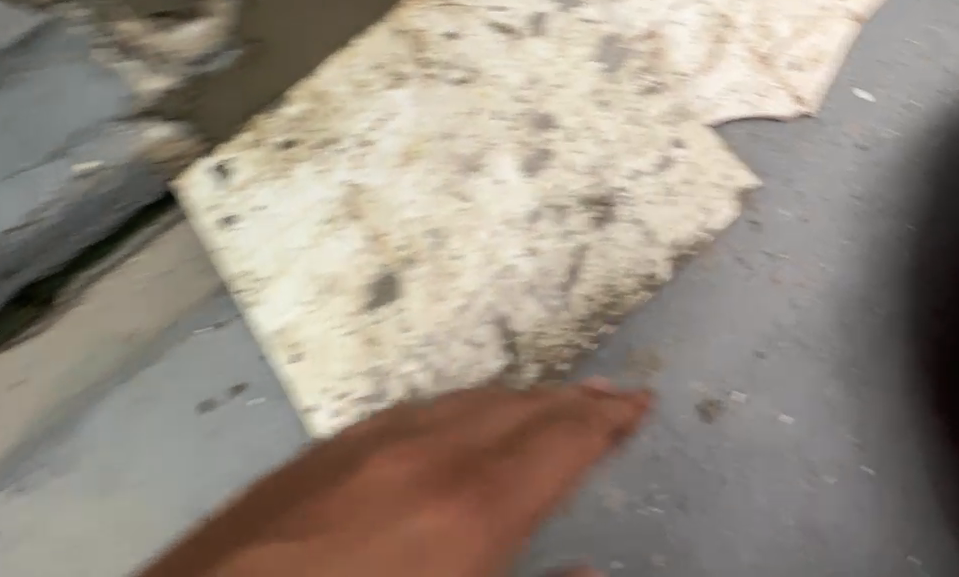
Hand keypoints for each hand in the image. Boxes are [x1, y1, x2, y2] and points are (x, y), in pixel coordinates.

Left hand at [138, 380, 651, 576]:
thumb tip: (593, 571)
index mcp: (470, 509)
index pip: (565, 438)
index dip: (610, 417)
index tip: (642, 404)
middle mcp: (427, 454)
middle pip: (524, 407)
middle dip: (576, 401)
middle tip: (614, 398)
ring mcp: (366, 446)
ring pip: (471, 399)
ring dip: (522, 400)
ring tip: (553, 403)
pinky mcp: (316, 456)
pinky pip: (415, 409)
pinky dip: (463, 407)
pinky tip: (462, 417)